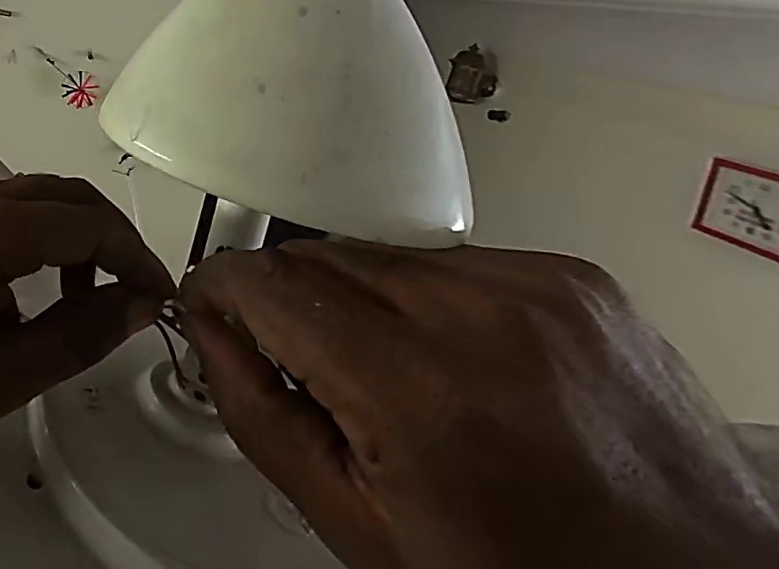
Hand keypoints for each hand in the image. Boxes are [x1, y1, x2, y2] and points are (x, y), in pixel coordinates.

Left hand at [0, 175, 174, 491]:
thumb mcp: (8, 373)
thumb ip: (83, 332)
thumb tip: (144, 302)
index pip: (88, 224)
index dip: (135, 258)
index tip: (163, 298)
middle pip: (75, 198)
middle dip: (118, 242)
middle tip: (142, 295)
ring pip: (54, 198)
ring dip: (89, 238)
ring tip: (99, 298)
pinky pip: (29, 210)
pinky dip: (59, 238)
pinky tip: (59, 285)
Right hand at [180, 241, 778, 568]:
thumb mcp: (362, 527)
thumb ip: (262, 417)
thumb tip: (213, 334)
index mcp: (420, 393)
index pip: (273, 286)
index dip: (223, 285)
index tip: (209, 297)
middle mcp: (479, 317)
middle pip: (322, 257)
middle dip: (282, 293)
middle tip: (287, 346)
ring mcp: (534, 286)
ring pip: (379, 251)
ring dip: (352, 293)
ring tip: (381, 362)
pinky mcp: (569, 273)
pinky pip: (447, 257)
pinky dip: (421, 293)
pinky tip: (449, 351)